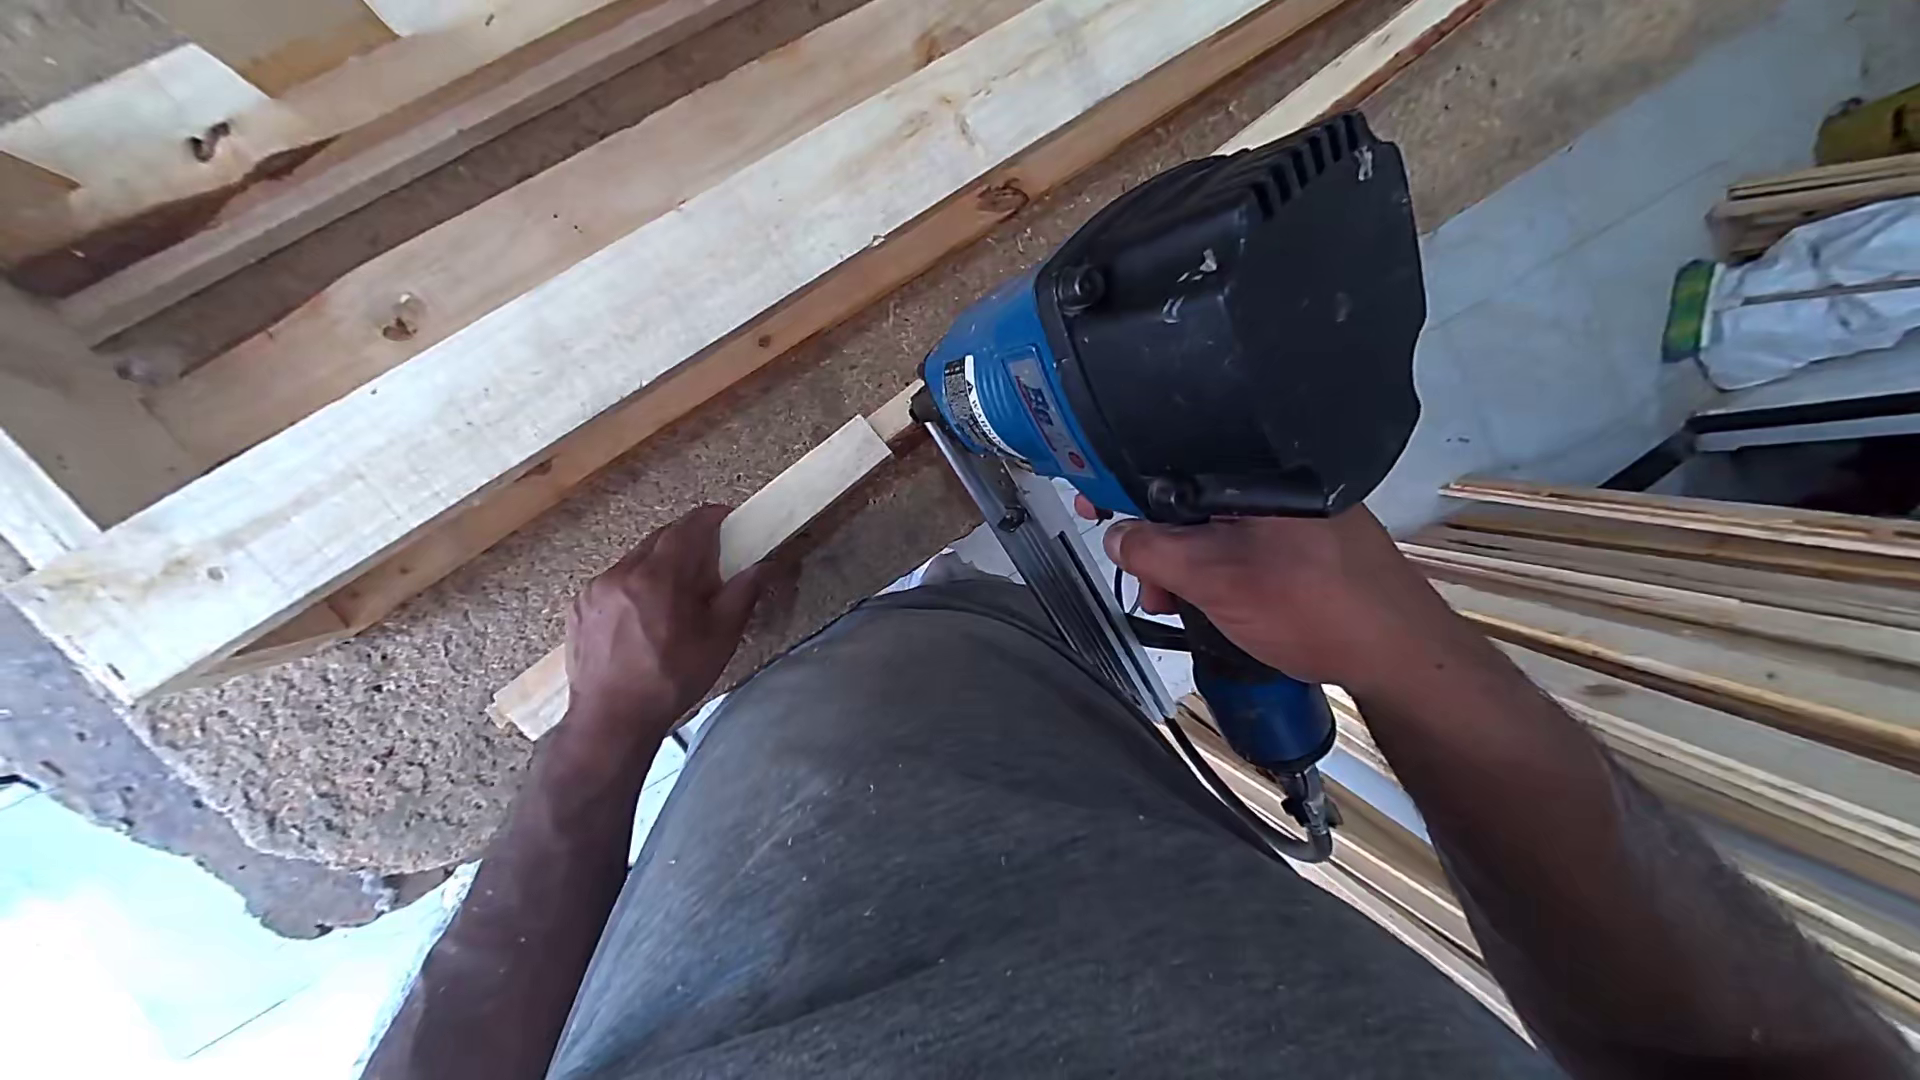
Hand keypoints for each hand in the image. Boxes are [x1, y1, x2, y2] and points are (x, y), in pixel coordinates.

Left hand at [560, 505, 769, 753]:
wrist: (612, 720)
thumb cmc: (671, 679)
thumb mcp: (720, 637)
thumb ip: (743, 593)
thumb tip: (764, 566)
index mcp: (658, 577)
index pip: (687, 527)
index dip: (711, 518)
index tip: (728, 518)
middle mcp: (622, 573)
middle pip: (661, 538)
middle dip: (688, 540)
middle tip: (712, 559)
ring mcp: (596, 589)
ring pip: (636, 558)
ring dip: (662, 563)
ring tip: (680, 591)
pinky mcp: (581, 606)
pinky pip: (616, 579)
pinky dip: (637, 582)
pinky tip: (649, 611)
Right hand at [1079, 497, 1467, 695]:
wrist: (1400, 656)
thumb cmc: (1310, 607)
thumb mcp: (1214, 578)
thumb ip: (1153, 551)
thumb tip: (1114, 535)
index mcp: (1255, 470)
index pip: (1171, 461)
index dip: (1124, 483)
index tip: (1094, 505)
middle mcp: (1273, 481)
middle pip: (1186, 499)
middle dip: (1154, 545)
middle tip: (1148, 588)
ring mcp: (1290, 511)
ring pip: (1210, 527)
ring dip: (1181, 565)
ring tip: (1177, 606)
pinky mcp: (1300, 539)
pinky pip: (1237, 543)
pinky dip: (1213, 570)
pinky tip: (1210, 603)